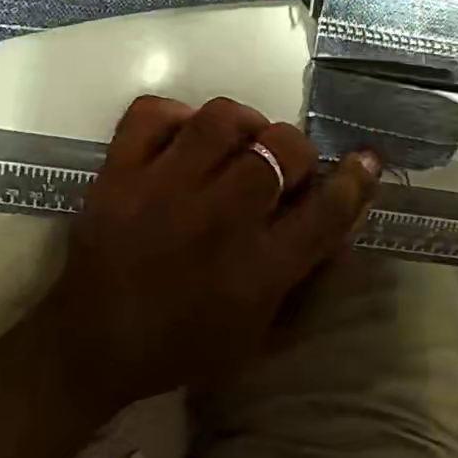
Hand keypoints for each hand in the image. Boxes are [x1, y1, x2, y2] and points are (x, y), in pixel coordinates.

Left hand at [42, 95, 381, 407]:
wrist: (93, 343)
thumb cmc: (183, 345)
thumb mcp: (259, 334)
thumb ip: (308, 284)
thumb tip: (342, 231)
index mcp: (257, 269)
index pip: (326, 211)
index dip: (354, 180)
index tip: (364, 158)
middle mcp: (216, 219)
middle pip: (278, 151)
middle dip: (294, 150)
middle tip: (283, 164)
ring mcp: (162, 188)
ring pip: (221, 119)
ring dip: (243, 123)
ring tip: (239, 140)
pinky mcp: (118, 171)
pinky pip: (152, 113)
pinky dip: (173, 114)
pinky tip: (183, 134)